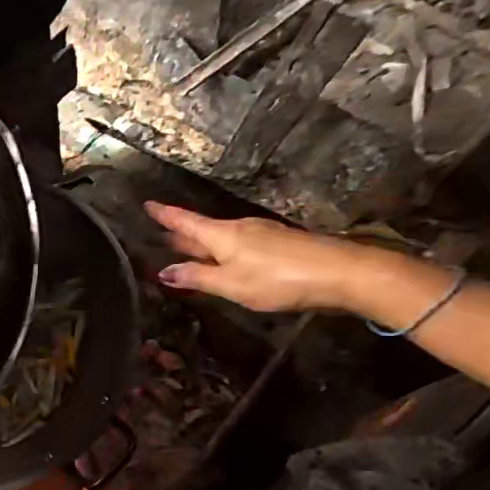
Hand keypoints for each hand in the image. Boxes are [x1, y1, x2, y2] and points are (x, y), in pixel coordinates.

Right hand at [143, 201, 372, 312]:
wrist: (342, 272)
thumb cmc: (278, 278)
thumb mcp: (231, 284)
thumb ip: (197, 277)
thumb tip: (164, 272)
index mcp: (221, 236)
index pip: (184, 222)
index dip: (164, 215)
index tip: (146, 204)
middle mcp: (238, 229)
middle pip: (201, 230)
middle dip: (179, 233)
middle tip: (158, 234)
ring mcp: (260, 235)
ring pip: (220, 238)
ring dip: (201, 245)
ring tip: (185, 251)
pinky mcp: (277, 245)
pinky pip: (238, 245)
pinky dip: (221, 252)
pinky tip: (222, 261)